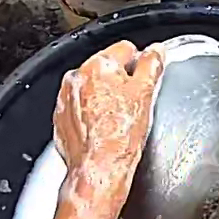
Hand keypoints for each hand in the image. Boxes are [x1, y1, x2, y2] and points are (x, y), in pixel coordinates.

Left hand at [53, 40, 164, 218]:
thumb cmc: (120, 135)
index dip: (140, 64)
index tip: (145, 80)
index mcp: (98, 65)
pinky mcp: (61, 117)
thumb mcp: (145, 94)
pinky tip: (105, 128)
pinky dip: (92, 113)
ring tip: (119, 119)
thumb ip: (152, 65)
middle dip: (121, 81)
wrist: (98, 169)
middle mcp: (77, 77)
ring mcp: (66, 98)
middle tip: (133, 104)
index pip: (126, 49)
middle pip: (107, 67)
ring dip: (106, 97)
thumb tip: (156, 51)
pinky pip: (81, 107)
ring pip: (93, 87)